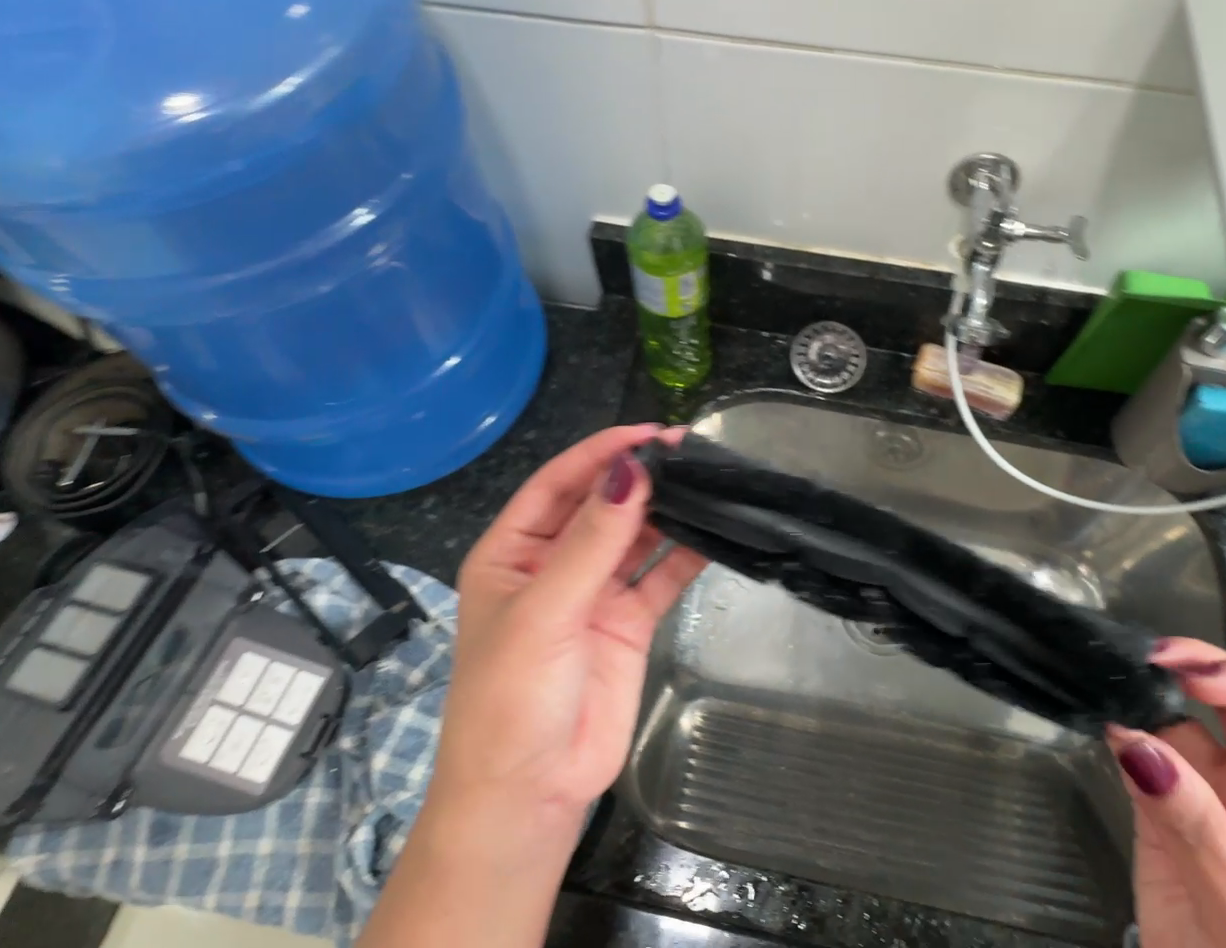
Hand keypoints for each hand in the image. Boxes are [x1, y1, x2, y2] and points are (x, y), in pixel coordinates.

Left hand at [430, 423, 704, 820]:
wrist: (531, 791)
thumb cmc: (513, 696)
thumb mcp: (545, 611)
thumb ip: (592, 542)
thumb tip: (631, 471)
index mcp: (511, 552)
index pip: (557, 484)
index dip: (600, 454)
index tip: (649, 433)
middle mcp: (553, 564)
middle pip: (600, 506)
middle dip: (639, 478)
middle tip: (689, 451)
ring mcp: (593, 594)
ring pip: (634, 538)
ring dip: (665, 511)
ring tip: (707, 481)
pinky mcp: (628, 624)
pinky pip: (659, 577)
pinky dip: (684, 554)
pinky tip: (713, 531)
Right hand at [1107, 639, 1225, 947]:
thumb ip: (1199, 829)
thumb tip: (1137, 743)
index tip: (1203, 678)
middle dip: (1210, 673)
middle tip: (1158, 656)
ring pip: (1200, 726)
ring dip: (1163, 698)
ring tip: (1125, 681)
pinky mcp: (1176, 816)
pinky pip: (1154, 759)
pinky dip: (1130, 736)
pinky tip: (1112, 723)